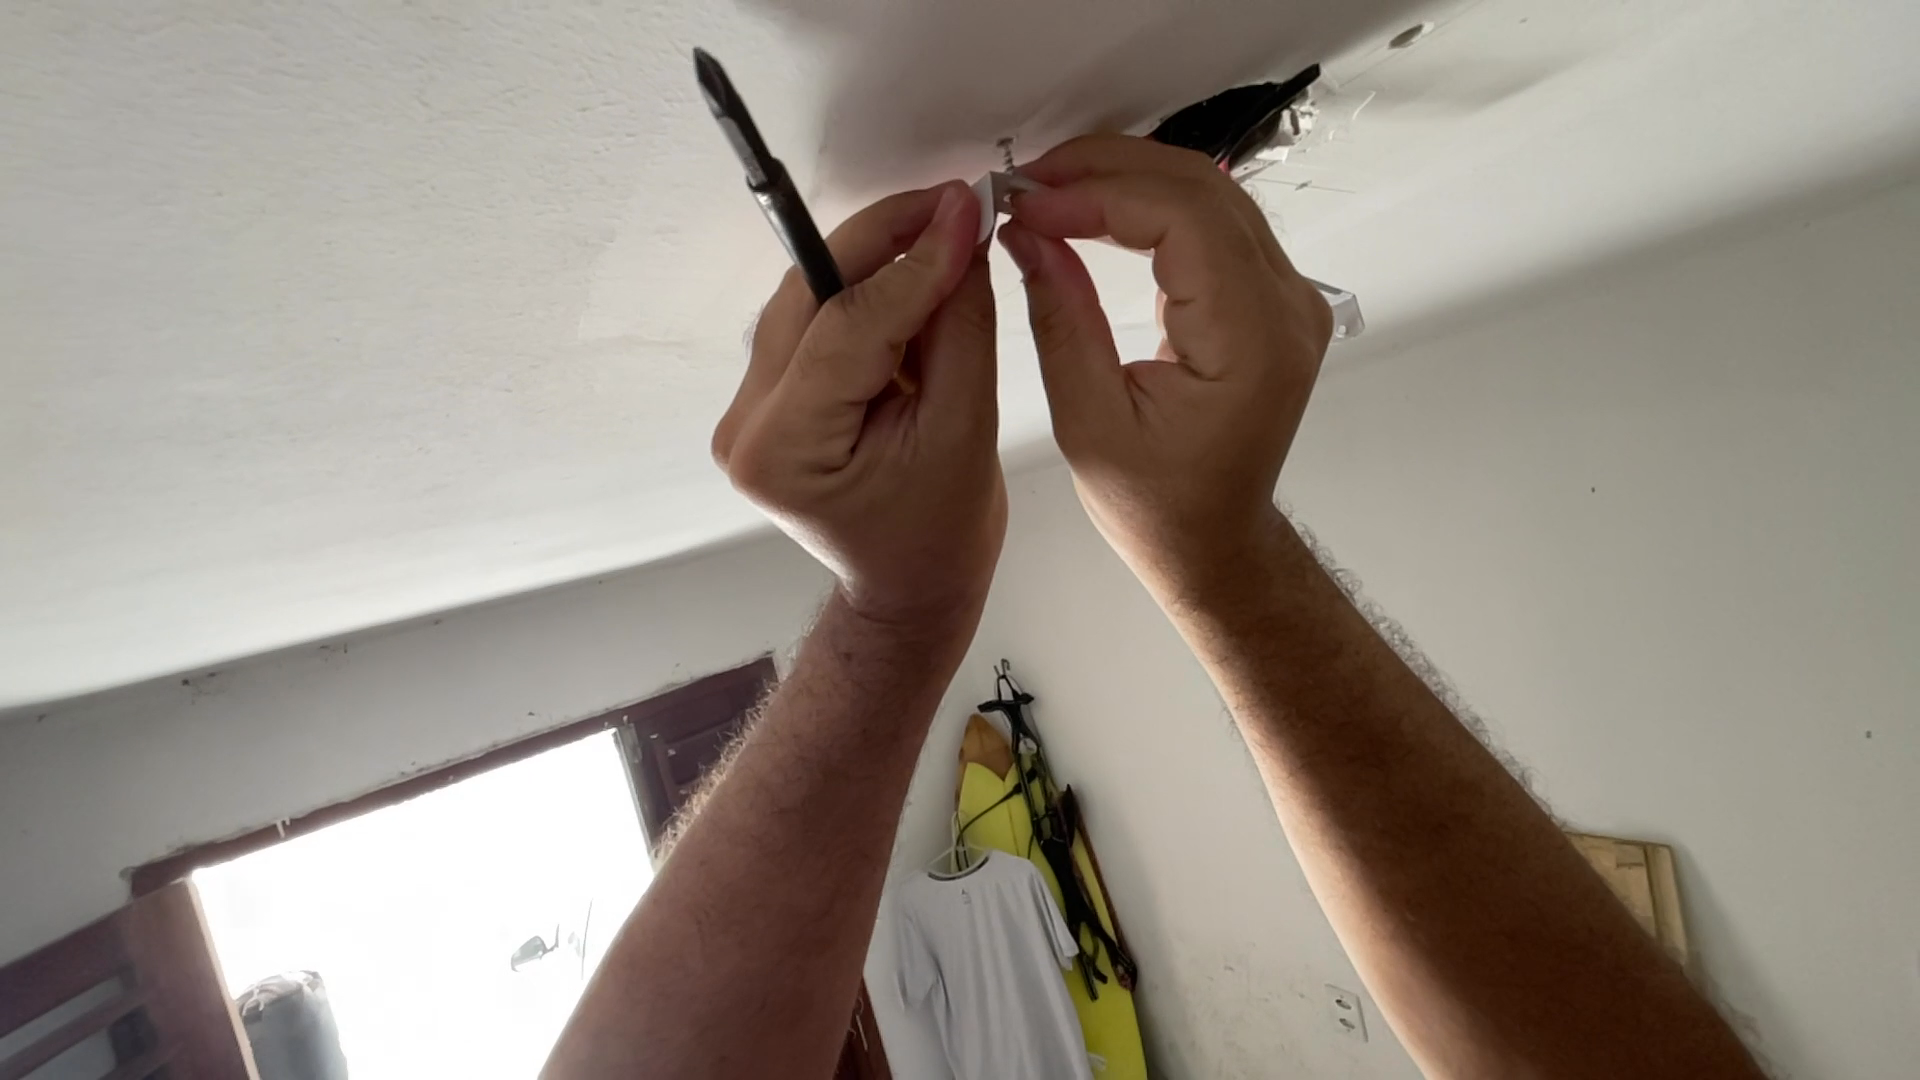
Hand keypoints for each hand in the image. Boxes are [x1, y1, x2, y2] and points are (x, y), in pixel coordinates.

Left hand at [713, 182, 1005, 629]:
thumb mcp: (965, 429)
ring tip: (942, 256)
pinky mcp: (764, 405)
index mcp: (785, 453)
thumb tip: (959, 236)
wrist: (907, 586)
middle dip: (884, 244)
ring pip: (809, 302)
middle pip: (811, 297)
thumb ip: (958, 327)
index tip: (964, 209)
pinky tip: (912, 296)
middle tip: (950, 209)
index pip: (847, 325)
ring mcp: (747, 416)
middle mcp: (747, 429)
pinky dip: (864, 302)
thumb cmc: (939, 536)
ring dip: (876, 270)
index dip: (912, 260)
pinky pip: (813, 326)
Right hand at [996, 134, 1332, 600]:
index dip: (1099, 195)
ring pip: (1209, 195)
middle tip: (1032, 180)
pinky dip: (1149, 207)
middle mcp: (1286, 307)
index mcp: (1251, 343)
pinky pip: (1211, 225)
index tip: (1030, 203)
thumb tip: (1029, 235)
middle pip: (1202, 189)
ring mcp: (1286, 299)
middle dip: (1108, 168)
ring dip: (1127, 179)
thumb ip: (1062, 321)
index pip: (1184, 220)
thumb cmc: (1155, 506)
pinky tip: (1097, 212)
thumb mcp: (1089, 422)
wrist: (1211, 538)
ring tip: (1053, 189)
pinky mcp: (1267, 301)